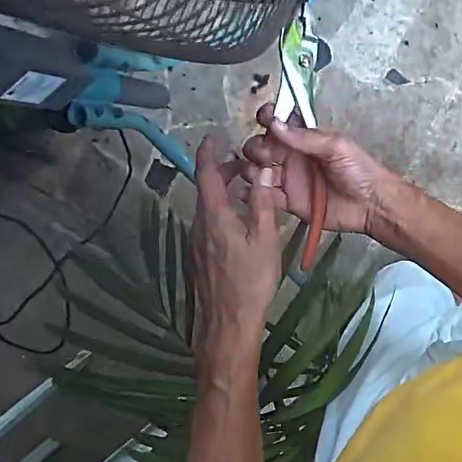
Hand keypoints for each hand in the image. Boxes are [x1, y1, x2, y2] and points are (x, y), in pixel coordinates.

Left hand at [189, 135, 281, 381]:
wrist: (228, 324)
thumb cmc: (251, 281)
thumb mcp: (265, 239)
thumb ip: (262, 202)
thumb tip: (262, 170)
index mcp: (214, 215)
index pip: (205, 173)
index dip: (209, 152)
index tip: (215, 137)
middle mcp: (199, 225)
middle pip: (206, 189)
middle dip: (222, 172)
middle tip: (245, 166)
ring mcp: (196, 243)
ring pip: (207, 208)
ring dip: (223, 193)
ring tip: (248, 192)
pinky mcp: (198, 258)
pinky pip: (208, 224)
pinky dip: (221, 212)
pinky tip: (240, 222)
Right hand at [237, 103, 404, 238]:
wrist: (371, 204)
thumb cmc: (359, 170)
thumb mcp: (336, 146)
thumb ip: (305, 137)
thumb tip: (275, 124)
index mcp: (303, 139)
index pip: (278, 124)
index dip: (267, 118)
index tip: (264, 118)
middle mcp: (292, 157)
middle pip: (261, 146)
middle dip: (256, 147)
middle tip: (266, 156)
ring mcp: (288, 180)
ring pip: (257, 170)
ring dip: (250, 168)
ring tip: (260, 174)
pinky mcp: (287, 202)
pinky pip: (264, 196)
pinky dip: (252, 192)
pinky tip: (249, 190)